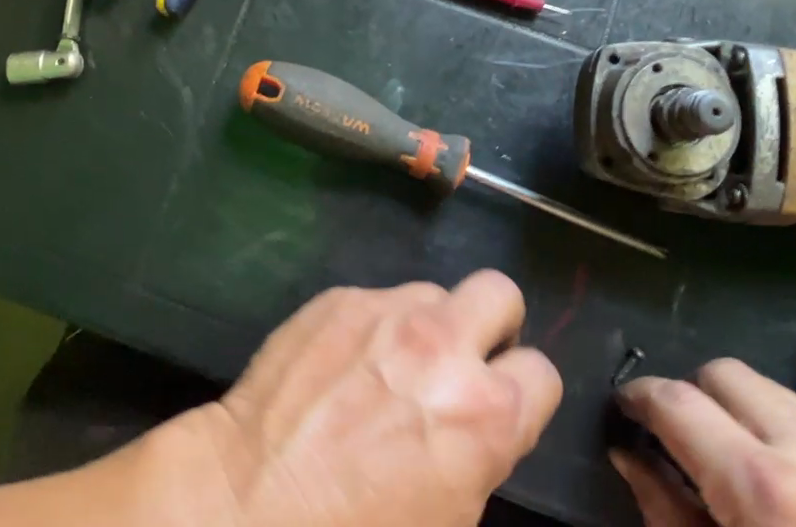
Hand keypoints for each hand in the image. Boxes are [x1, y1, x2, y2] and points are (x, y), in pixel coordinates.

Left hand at [172, 271, 562, 526]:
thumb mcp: (450, 513)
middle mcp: (445, 346)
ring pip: (432, 292)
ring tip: (388, 362)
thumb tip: (476, 425)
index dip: (523, 393)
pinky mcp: (339, 298)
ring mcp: (388, 312)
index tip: (499, 405)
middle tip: (457, 360)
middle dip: (490, 325)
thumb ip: (479, 450)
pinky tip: (340, 361)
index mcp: (487, 413)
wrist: (252, 500)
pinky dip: (370, 325)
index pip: (543, 372)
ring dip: (424, 324)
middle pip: (499, 293)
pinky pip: (375, 299)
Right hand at [612, 360, 795, 526]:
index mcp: (761, 486)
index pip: (676, 401)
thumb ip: (666, 511)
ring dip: (736, 410)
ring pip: (770, 390)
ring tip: (727, 459)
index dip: (638, 397)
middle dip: (691, 394)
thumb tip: (632, 458)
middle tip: (676, 436)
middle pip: (724, 373)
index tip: (623, 409)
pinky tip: (778, 484)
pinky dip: (778, 433)